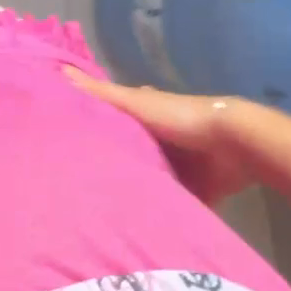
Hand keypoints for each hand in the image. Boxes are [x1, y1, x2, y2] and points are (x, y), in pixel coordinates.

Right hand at [63, 66, 253, 204]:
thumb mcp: (131, 102)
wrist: (231, 145)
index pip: (116, 117)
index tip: (75, 134)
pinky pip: (175, 201)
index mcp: (146, 113)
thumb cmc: (175, 116)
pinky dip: (164, 209)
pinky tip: (141, 221)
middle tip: (86, 172)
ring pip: (152, 173)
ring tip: (105, 202)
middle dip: (117, 157)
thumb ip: (99, 92)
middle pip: (134, 147)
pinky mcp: (196, 189)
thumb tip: (58, 69)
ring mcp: (180, 164)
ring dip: (139, 184)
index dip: (99, 123)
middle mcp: (161, 136)